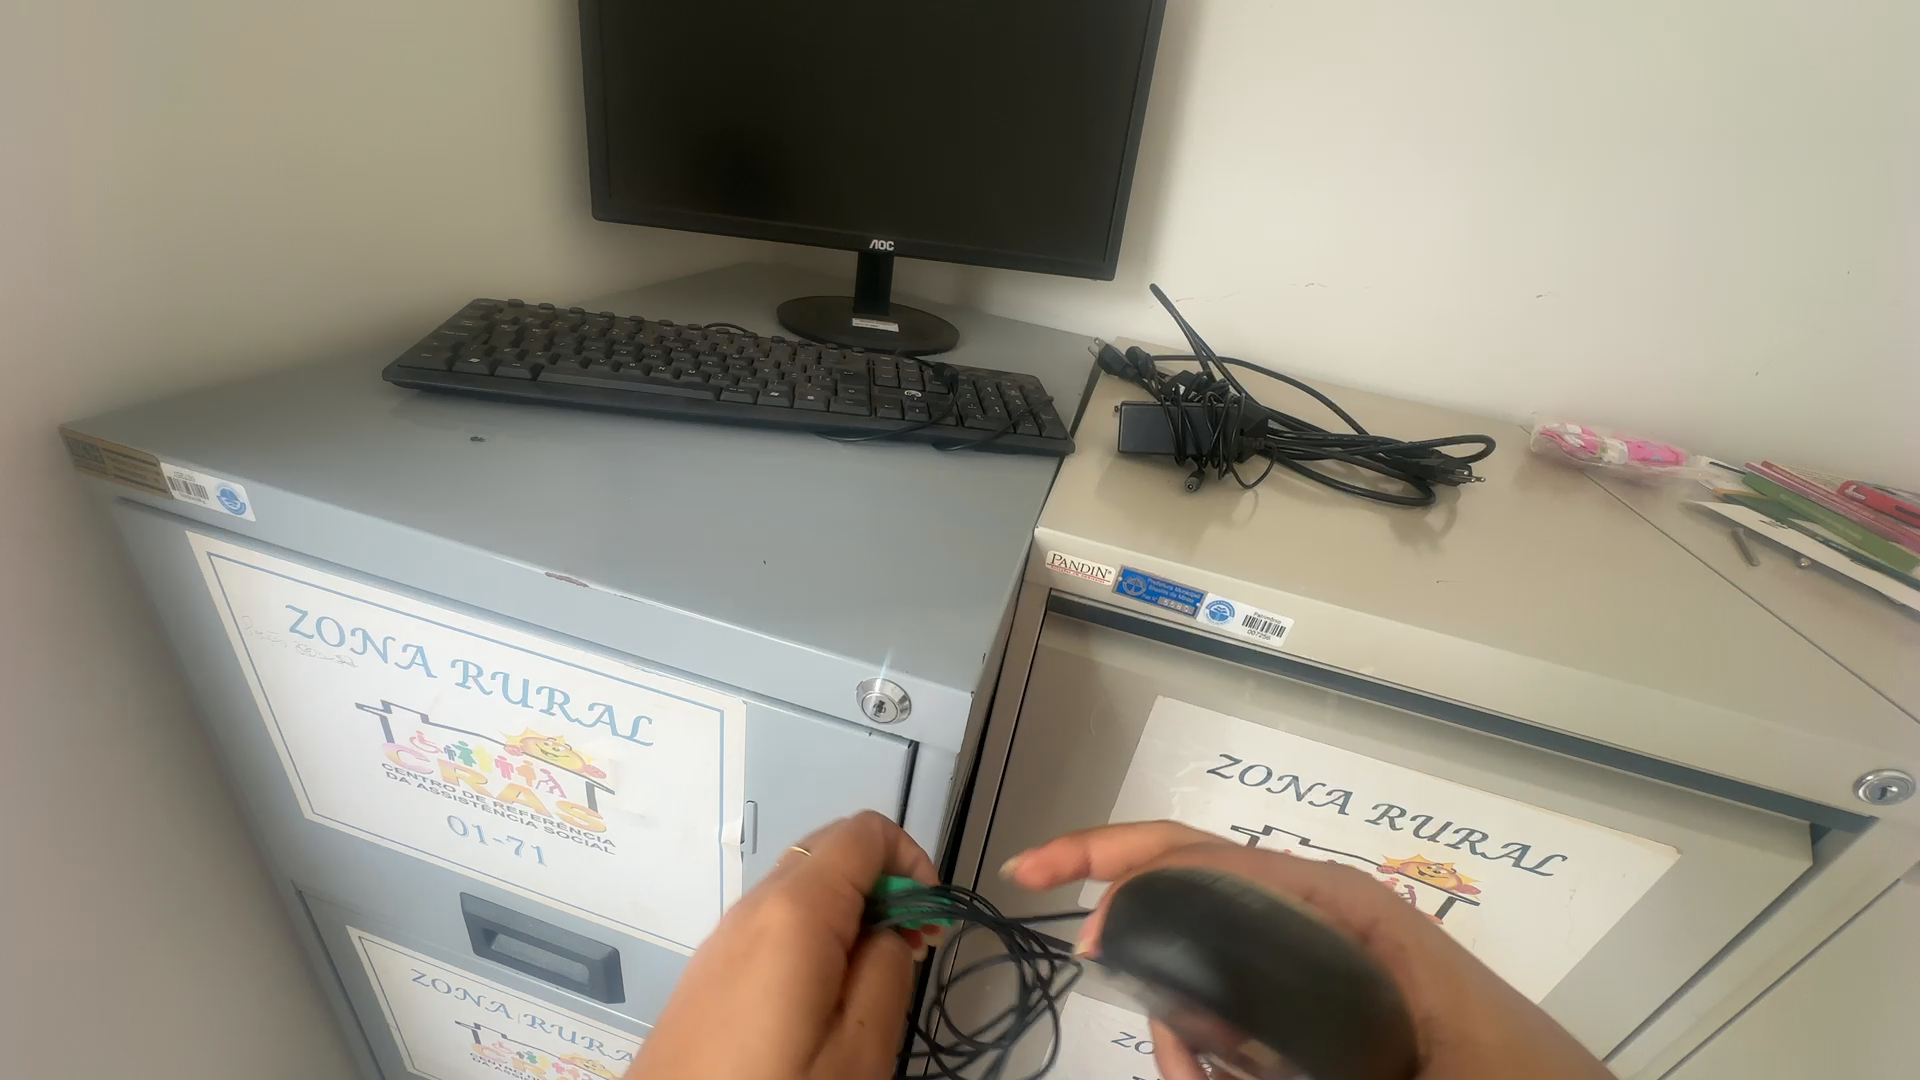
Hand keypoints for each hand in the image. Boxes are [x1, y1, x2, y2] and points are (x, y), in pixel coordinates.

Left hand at [625, 811, 935, 1079]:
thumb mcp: (858, 1049)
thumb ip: (888, 967)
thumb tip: (886, 928)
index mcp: (796, 909)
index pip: (865, 831)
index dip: (911, 859)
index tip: (928, 921)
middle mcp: (756, 904)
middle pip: (834, 848)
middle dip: (884, 880)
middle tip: (910, 945)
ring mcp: (726, 933)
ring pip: (805, 883)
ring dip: (851, 907)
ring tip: (870, 977)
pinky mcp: (711, 967)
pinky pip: (776, 918)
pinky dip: (815, 929)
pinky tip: (822, 993)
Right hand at [1005, 821, 1610, 1079]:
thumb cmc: (1498, 1078)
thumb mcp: (1375, 1054)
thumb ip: (1264, 1028)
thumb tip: (1175, 1022)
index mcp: (1329, 898)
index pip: (1195, 853)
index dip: (1114, 866)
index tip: (1058, 906)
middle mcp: (1313, 903)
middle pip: (1183, 864)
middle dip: (1111, 880)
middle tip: (1039, 885)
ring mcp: (1315, 943)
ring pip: (1199, 939)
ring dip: (1170, 1003)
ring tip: (1187, 1072)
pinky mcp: (1318, 987)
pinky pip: (1231, 987)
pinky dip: (1201, 1032)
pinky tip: (1205, 1068)